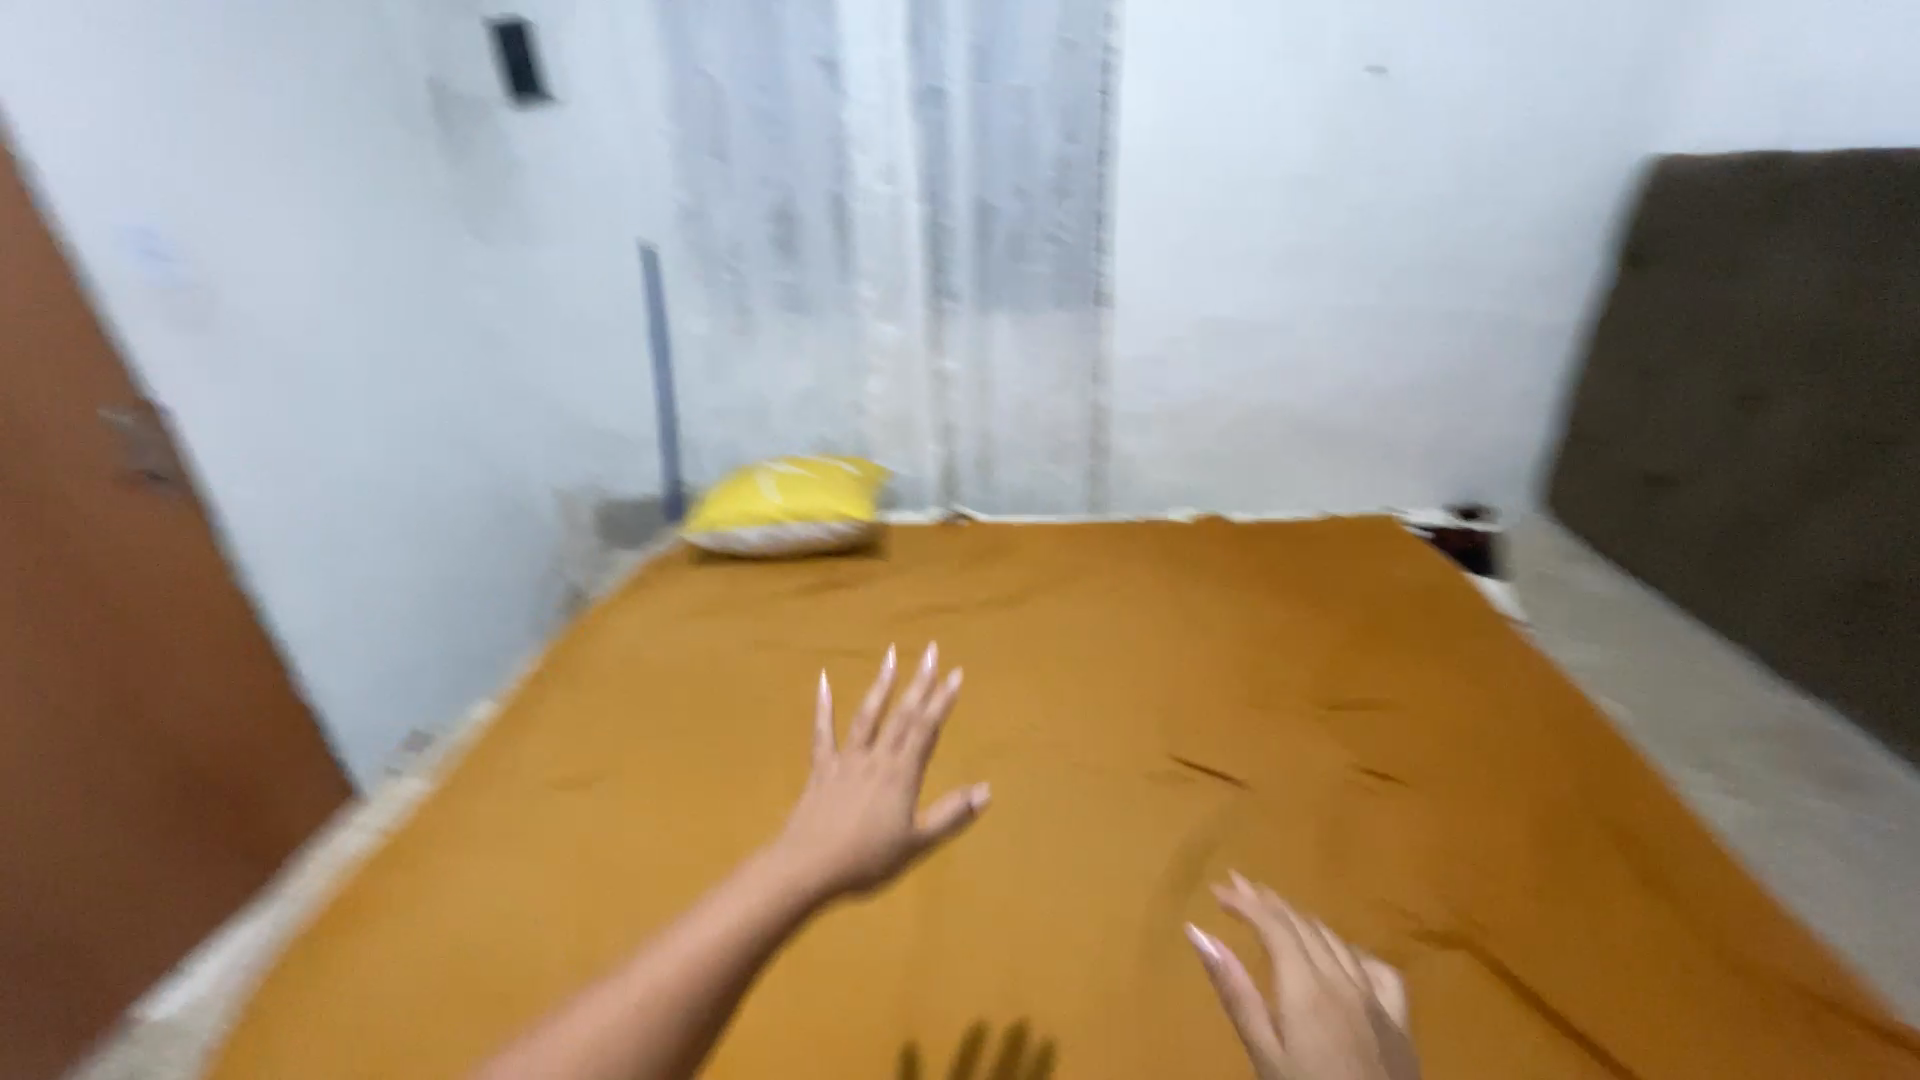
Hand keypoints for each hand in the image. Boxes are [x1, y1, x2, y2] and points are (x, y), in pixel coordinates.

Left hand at [771, 644, 988, 899]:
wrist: (808, 868)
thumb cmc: (867, 860)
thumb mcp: (917, 843)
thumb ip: (951, 814)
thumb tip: (987, 790)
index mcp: (902, 775)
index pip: (927, 729)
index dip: (942, 700)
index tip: (956, 673)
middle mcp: (877, 758)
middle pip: (902, 714)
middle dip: (920, 681)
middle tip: (932, 650)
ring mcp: (846, 760)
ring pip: (868, 715)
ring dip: (881, 684)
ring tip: (891, 655)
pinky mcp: (821, 769)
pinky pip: (822, 732)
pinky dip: (823, 705)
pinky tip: (823, 680)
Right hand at [1186, 875, 1418, 1079]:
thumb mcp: (1263, 1053)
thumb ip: (1234, 990)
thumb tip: (1198, 933)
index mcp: (1305, 988)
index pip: (1272, 925)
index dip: (1244, 902)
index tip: (1217, 889)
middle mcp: (1342, 981)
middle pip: (1302, 925)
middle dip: (1267, 902)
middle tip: (1237, 886)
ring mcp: (1376, 1001)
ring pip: (1336, 940)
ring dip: (1302, 919)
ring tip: (1276, 911)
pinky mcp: (1400, 1024)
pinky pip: (1379, 970)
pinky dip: (1352, 951)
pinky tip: (1342, 955)